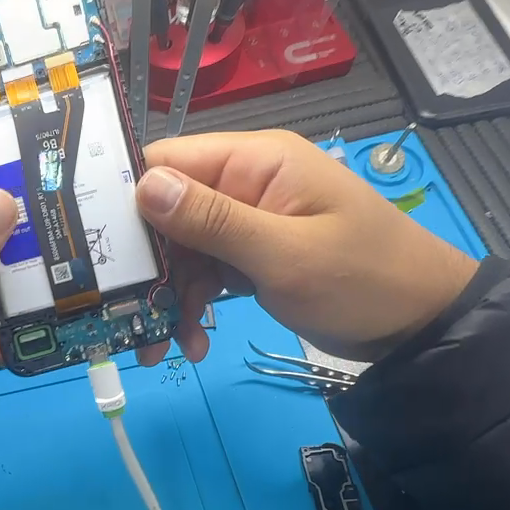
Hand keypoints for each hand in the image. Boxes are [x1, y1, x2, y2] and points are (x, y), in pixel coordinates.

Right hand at [133, 130, 479, 363]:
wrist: (418, 325)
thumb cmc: (360, 281)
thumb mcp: (284, 253)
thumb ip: (213, 220)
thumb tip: (144, 186)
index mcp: (254, 163)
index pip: (166, 161)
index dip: (124, 199)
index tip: (90, 248)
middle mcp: (243, 184)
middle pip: (165, 215)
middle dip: (144, 268)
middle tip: (121, 314)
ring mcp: (245, 223)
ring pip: (179, 253)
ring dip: (166, 299)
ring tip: (159, 347)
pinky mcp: (248, 257)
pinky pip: (202, 276)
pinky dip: (192, 309)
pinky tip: (194, 343)